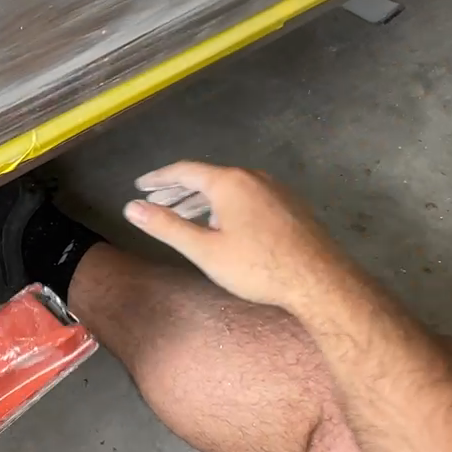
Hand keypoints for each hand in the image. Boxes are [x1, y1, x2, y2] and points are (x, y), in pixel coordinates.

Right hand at [122, 161, 348, 308]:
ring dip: (201, 198)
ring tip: (183, 212)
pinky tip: (221, 223)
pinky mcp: (289, 205)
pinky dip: (224, 204)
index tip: (140, 186)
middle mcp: (252, 177)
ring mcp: (274, 190)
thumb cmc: (257, 266)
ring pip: (228, 187)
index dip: (159, 178)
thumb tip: (131, 208)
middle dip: (178, 189)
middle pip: (207, 177)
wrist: (320, 281)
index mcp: (228, 182)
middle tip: (154, 200)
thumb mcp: (204, 250)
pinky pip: (247, 196)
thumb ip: (166, 226)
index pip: (184, 171)